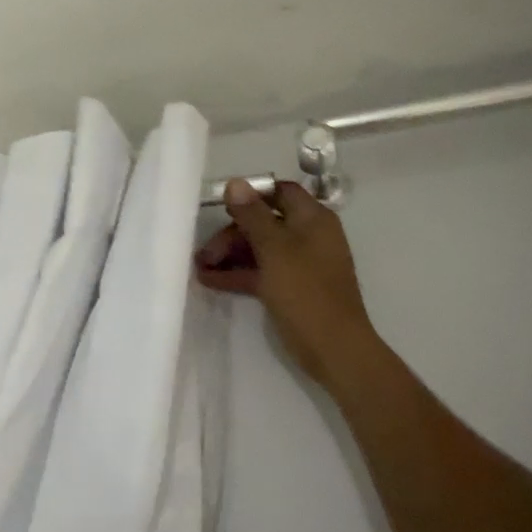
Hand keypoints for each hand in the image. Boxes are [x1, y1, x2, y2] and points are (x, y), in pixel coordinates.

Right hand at [195, 178, 377, 380]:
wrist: (333, 348)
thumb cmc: (306, 291)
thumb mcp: (274, 249)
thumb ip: (252, 215)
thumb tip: (235, 183)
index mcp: (312, 219)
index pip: (280, 192)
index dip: (251, 195)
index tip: (220, 207)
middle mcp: (307, 236)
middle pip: (263, 222)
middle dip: (231, 234)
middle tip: (204, 253)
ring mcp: (299, 264)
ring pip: (258, 249)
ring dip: (229, 255)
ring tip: (199, 269)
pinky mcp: (290, 288)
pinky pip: (260, 272)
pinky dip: (237, 274)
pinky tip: (209, 281)